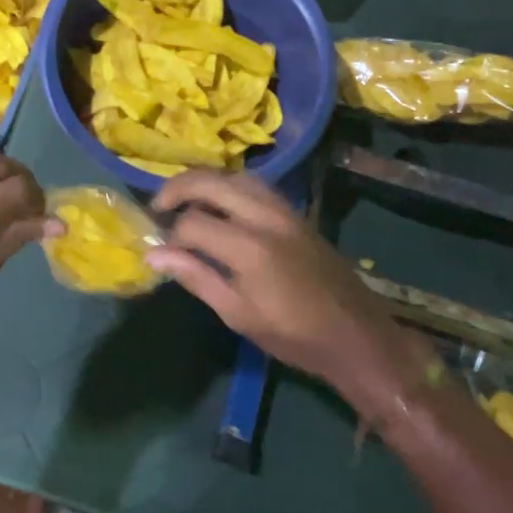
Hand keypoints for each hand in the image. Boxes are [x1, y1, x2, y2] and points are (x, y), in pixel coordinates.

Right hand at [145, 171, 426, 412]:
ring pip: (236, 176)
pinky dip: (230, 186)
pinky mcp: (297, 214)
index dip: (170, 235)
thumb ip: (196, 277)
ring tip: (185, 201)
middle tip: (158, 208)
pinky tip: (220, 206)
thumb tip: (154, 255)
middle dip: (177, 189)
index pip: (193, 222)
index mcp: (249, 248)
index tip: (161, 252)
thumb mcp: (238, 315)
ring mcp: (285, 211)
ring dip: (205, 182)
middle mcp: (266, 218)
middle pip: (211, 182)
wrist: (358, 336)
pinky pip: (256, 186)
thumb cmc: (295, 336)